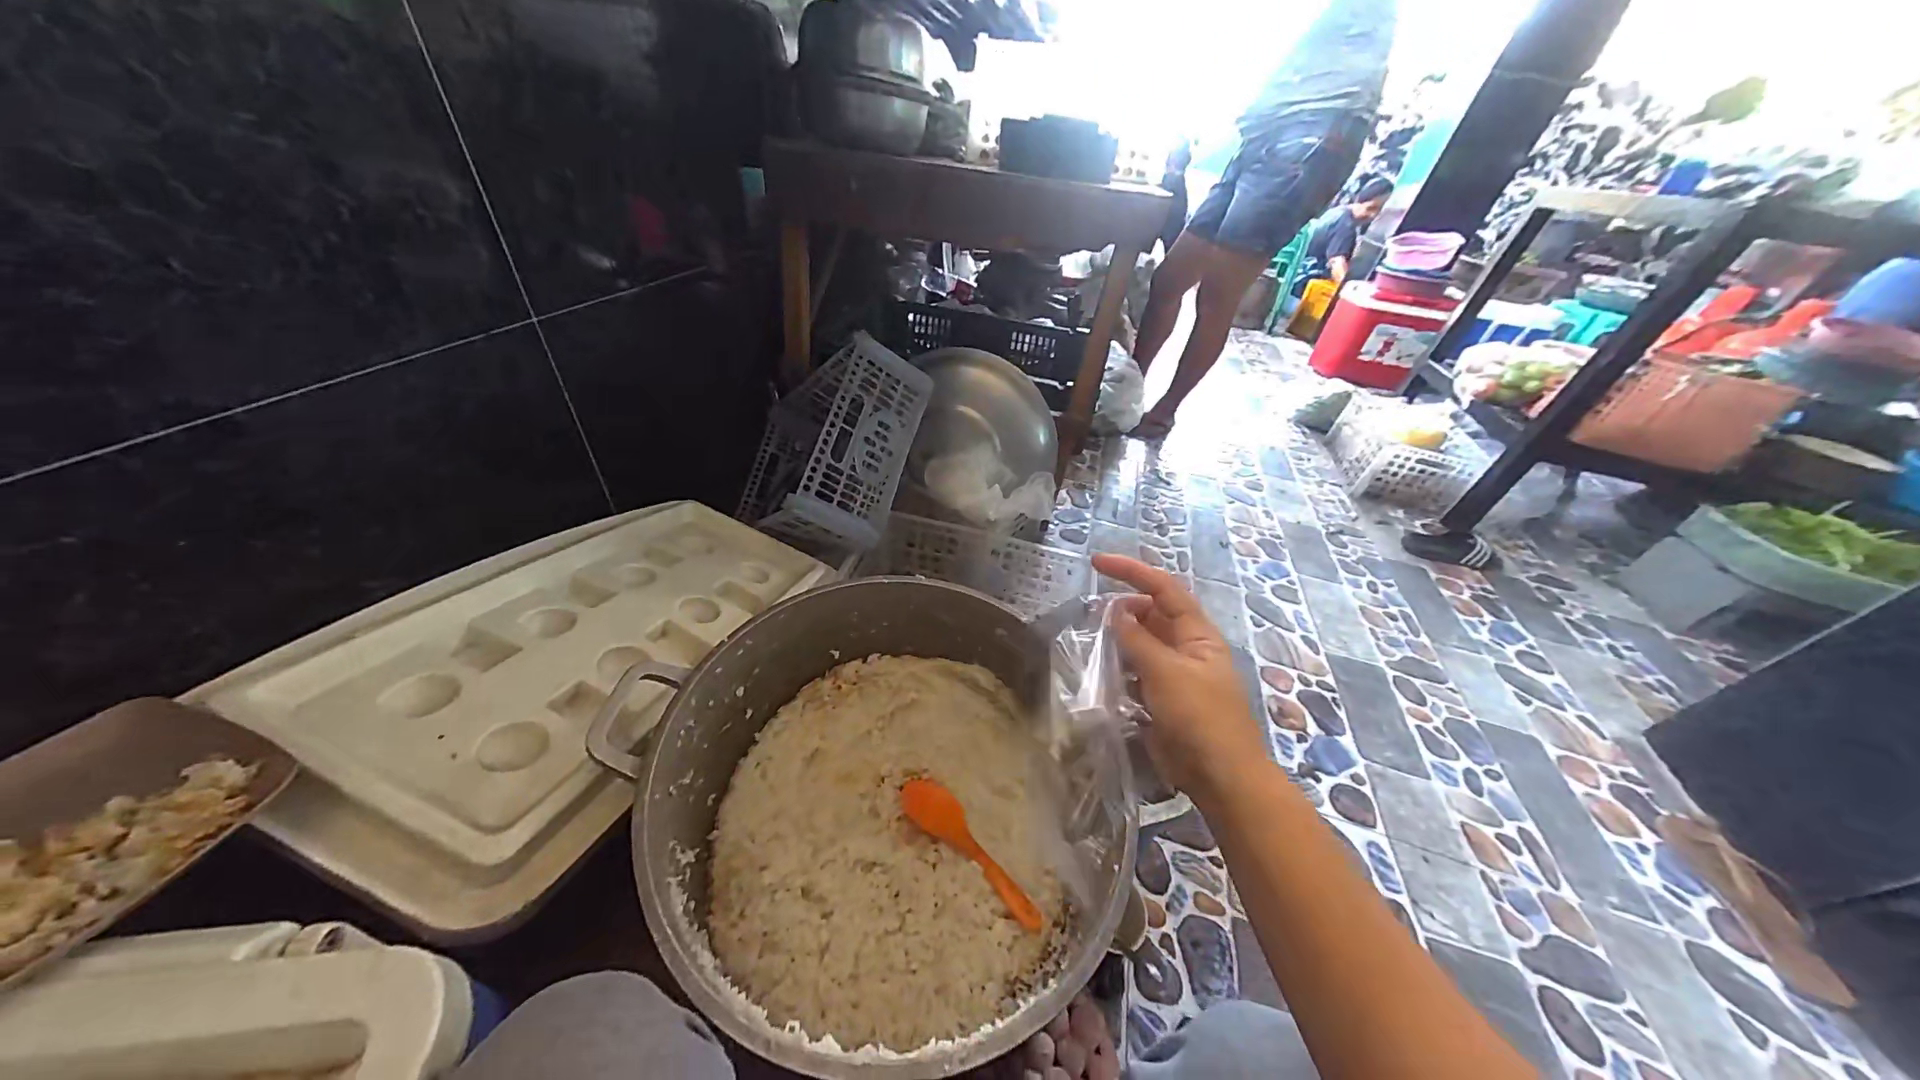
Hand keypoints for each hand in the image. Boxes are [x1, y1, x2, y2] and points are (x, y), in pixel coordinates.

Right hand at [1092, 554, 1269, 802]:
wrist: (1220, 776)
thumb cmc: (1199, 717)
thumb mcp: (1166, 671)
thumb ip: (1137, 639)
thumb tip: (1116, 611)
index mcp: (1197, 634)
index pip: (1163, 589)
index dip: (1131, 571)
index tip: (1096, 562)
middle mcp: (1187, 647)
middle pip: (1151, 615)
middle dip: (1122, 611)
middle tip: (1091, 619)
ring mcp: (1175, 674)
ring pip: (1141, 645)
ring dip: (1118, 643)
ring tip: (1093, 648)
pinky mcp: (1163, 699)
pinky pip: (1136, 673)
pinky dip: (1120, 671)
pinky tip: (1104, 678)